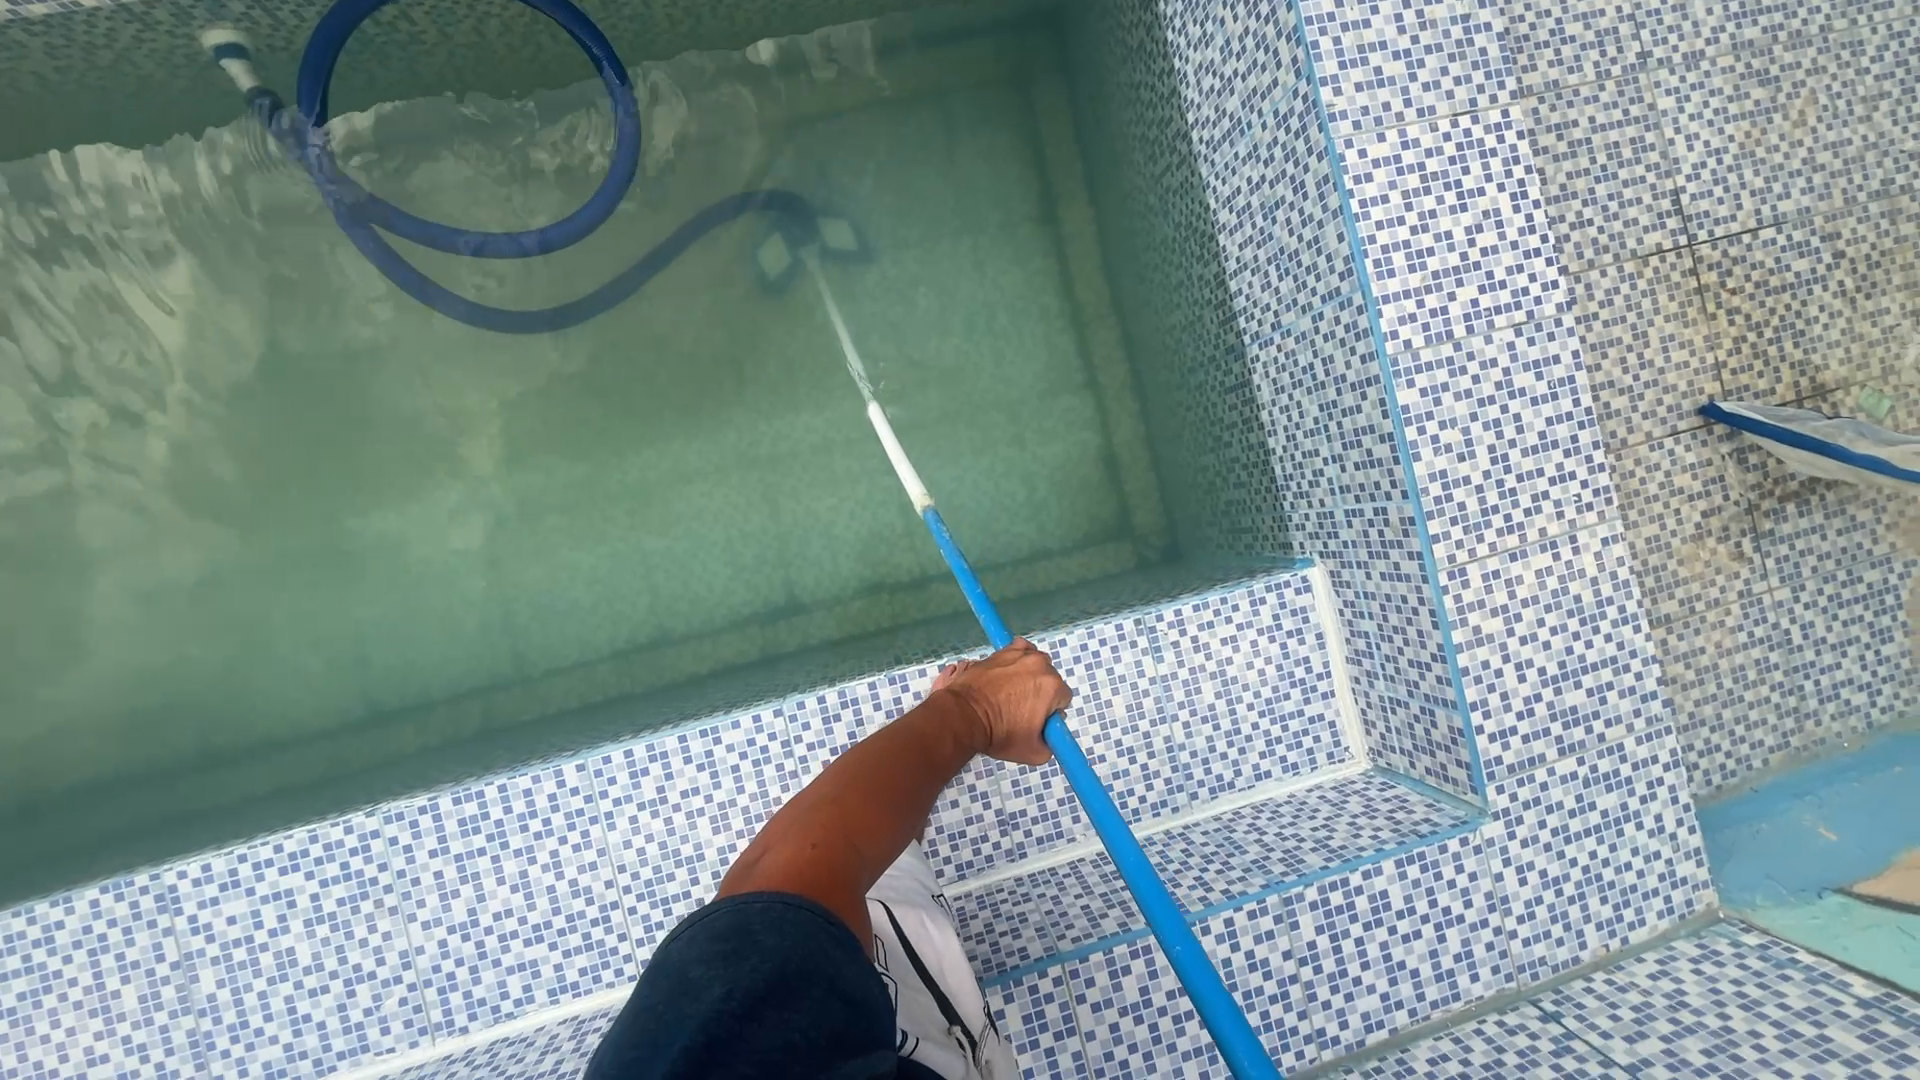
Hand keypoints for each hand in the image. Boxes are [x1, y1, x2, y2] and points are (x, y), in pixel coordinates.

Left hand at [938, 639, 1072, 765]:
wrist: (964, 715)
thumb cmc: (998, 733)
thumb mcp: (1034, 753)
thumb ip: (1051, 744)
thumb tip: (1049, 735)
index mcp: (1052, 688)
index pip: (1063, 698)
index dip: (1051, 712)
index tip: (1037, 720)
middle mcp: (1040, 665)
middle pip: (1050, 679)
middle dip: (1041, 693)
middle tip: (1022, 710)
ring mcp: (1020, 655)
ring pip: (1036, 664)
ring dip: (1030, 676)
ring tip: (1013, 693)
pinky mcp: (1002, 651)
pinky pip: (1019, 649)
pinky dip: (1018, 658)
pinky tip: (1010, 671)